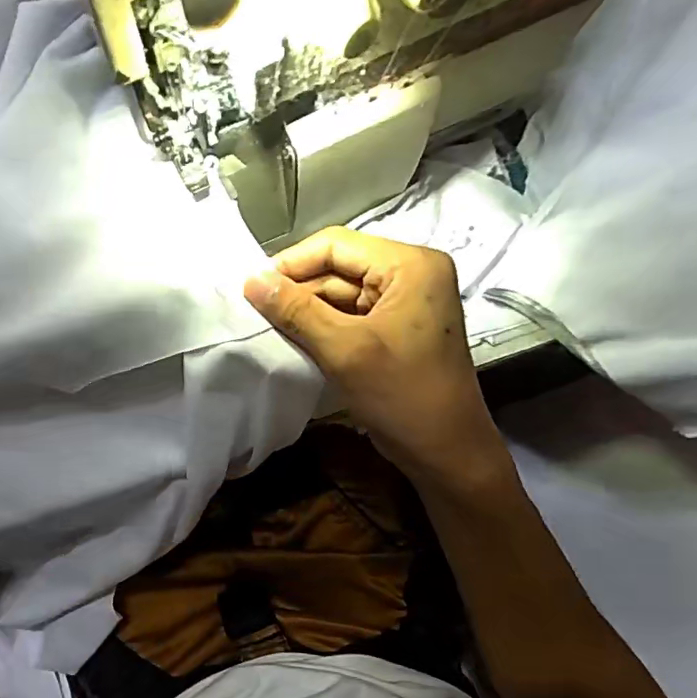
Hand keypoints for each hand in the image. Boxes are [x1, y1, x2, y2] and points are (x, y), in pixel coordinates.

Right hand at [244, 227, 506, 487]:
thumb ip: (296, 311)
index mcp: (410, 265)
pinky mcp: (398, 329)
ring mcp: (407, 302)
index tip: (252, 289)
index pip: (337, 245)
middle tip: (255, 312)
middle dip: (298, 290)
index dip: (291, 264)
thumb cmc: (401, 397)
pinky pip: (353, 316)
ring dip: (308, 310)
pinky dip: (325, 327)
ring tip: (270, 328)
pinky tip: (296, 340)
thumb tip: (251, 281)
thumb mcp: (344, 350)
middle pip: (340, 267)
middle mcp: (412, 274)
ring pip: (343, 293)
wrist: (446, 452)